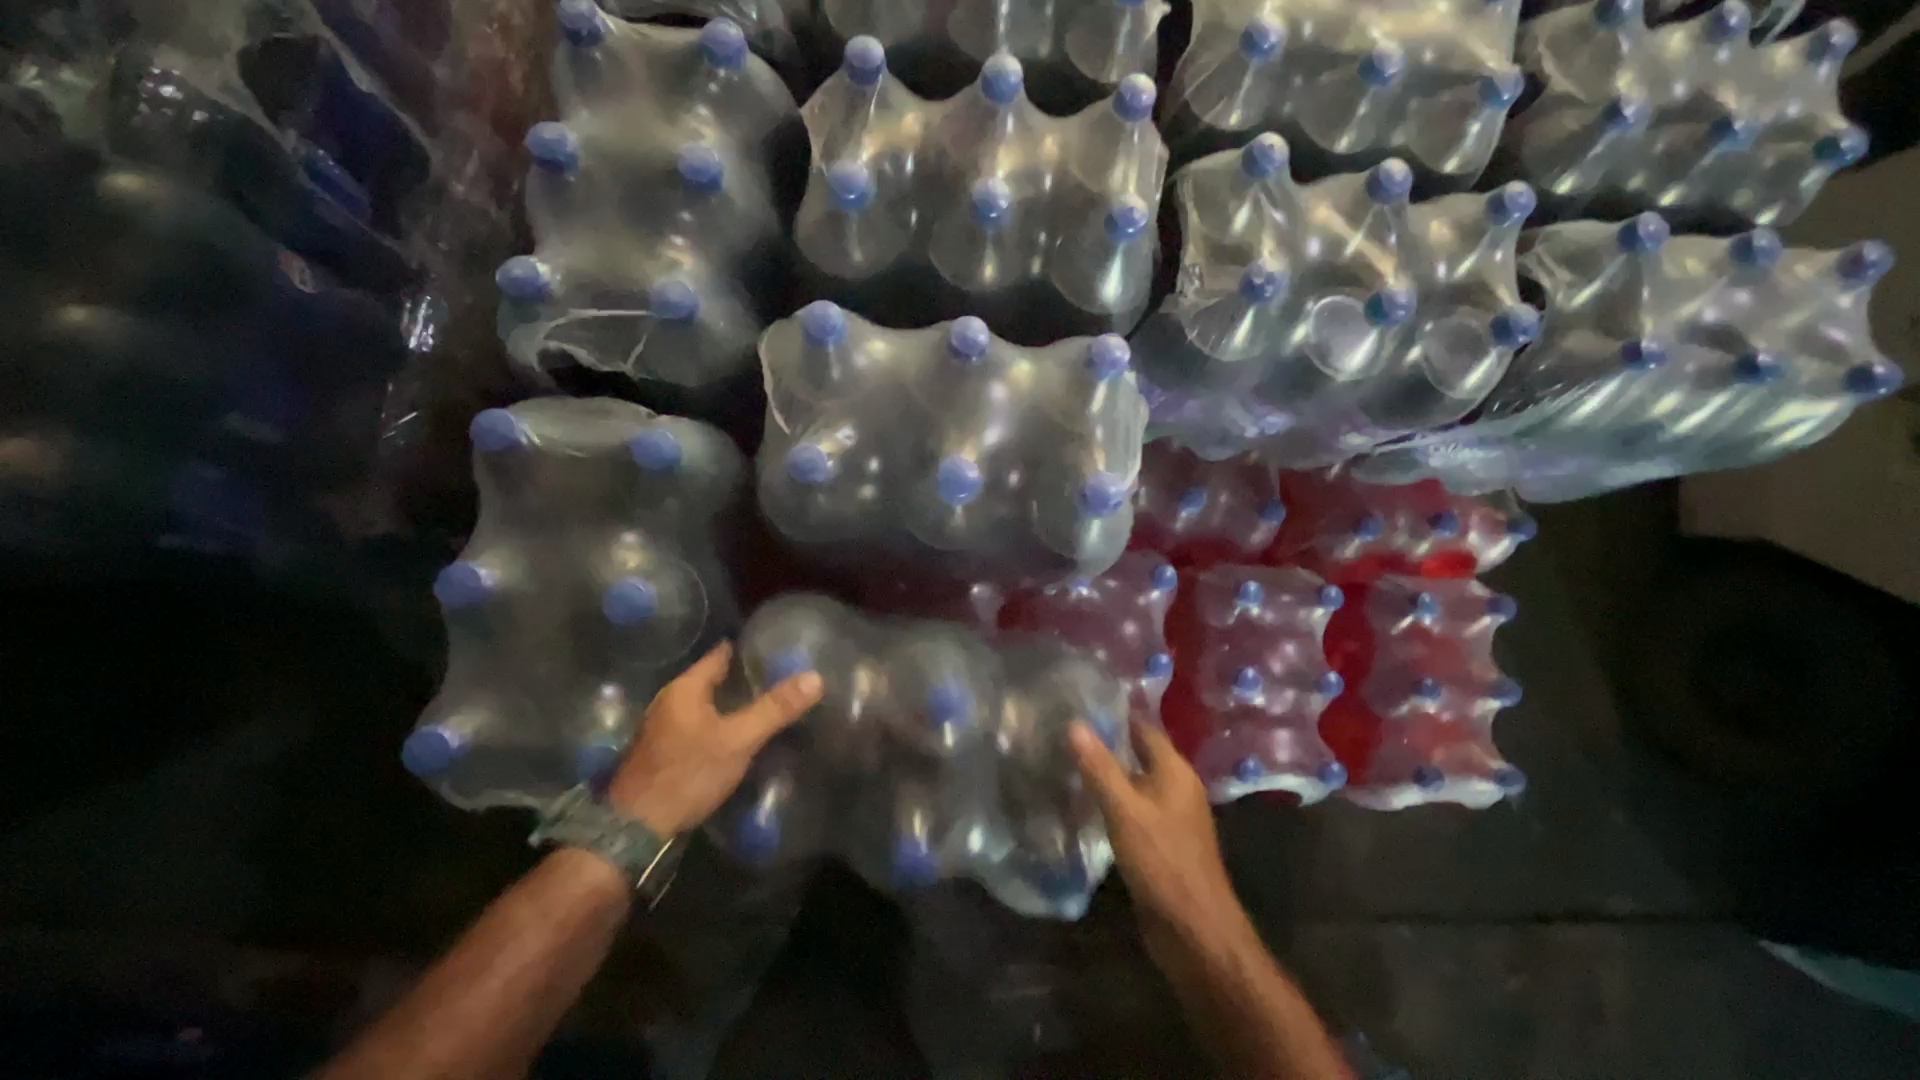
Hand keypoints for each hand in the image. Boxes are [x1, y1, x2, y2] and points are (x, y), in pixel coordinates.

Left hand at [607, 642, 822, 834]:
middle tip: (780, 678)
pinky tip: (739, 736)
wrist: (636, 828)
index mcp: (685, 688)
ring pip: (705, 705)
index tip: (777, 648)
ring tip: (765, 707)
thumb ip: (774, 709)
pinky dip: (719, 725)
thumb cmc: (688, 774)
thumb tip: (815, 677)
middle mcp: (669, 701)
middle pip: (712, 680)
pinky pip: (698, 727)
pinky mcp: (663, 753)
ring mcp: (663, 728)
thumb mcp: (738, 740)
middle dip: (742, 679)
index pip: (720, 655)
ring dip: (730, 705)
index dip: (747, 649)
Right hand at [1070, 718, 1244, 950]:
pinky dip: (1113, 806)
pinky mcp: (1163, 845)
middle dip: (1106, 746)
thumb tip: (1074, 724)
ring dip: (1108, 777)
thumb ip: (1100, 768)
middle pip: (1139, 756)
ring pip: (1136, 786)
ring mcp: (1172, 819)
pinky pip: (1135, 813)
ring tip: (1066, 766)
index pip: (1143, 729)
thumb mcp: (1124, 810)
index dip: (1114, 716)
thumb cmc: (1162, 860)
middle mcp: (1177, 788)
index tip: (1077, 705)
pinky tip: (1086, 808)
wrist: (1194, 928)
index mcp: (1175, 771)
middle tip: (1062, 735)